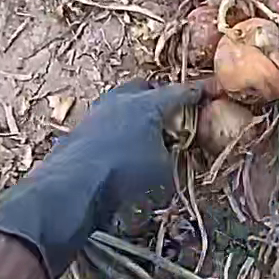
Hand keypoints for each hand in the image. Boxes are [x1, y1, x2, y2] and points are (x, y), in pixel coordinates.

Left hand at [0, 82, 200, 278]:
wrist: (68, 190)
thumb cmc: (124, 175)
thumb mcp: (165, 169)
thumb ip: (174, 152)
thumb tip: (175, 150)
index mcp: (147, 104)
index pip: (180, 92)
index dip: (198, 92)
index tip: (210, 91)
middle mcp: (120, 101)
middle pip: (146, 88)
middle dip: (161, 95)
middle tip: (175, 110)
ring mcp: (95, 114)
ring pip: (123, 102)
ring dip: (137, 111)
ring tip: (149, 129)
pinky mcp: (78, 132)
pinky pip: (108, 121)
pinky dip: (121, 127)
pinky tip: (124, 146)